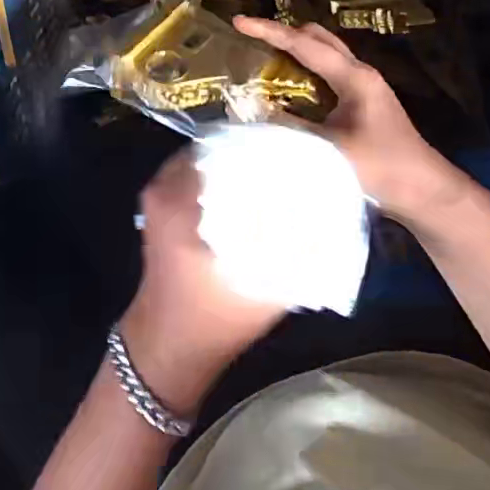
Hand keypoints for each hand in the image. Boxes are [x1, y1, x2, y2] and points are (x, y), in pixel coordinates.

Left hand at [120, 153, 285, 414]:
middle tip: (289, 161)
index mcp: (183, 199)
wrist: (167, 341)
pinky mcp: (157, 204)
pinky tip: (247, 192)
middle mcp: (165, 185)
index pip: (228, 149)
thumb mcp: (269, 286)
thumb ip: (301, 247)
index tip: (296, 153)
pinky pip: (192, 174)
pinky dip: (218, 176)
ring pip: (203, 160)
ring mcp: (157, 192)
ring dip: (234, 164)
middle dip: (252, 154)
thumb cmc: (217, 318)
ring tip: (272, 173)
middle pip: (215, 149)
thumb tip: (332, 210)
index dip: (265, 148)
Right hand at [233, 17, 474, 228]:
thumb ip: (288, 129)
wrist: (426, 193)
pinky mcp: (362, 102)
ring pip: (324, 52)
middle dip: (283, 32)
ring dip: (294, 48)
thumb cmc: (382, 168)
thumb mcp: (328, 150)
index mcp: (353, 77)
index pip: (303, 44)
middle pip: (317, 37)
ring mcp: (364, 86)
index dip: (268, 31)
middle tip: (251, 37)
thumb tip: (250, 112)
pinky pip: (327, 71)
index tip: (238, 21)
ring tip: (263, 55)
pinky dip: (304, 67)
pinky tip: (288, 84)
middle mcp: (359, 73)